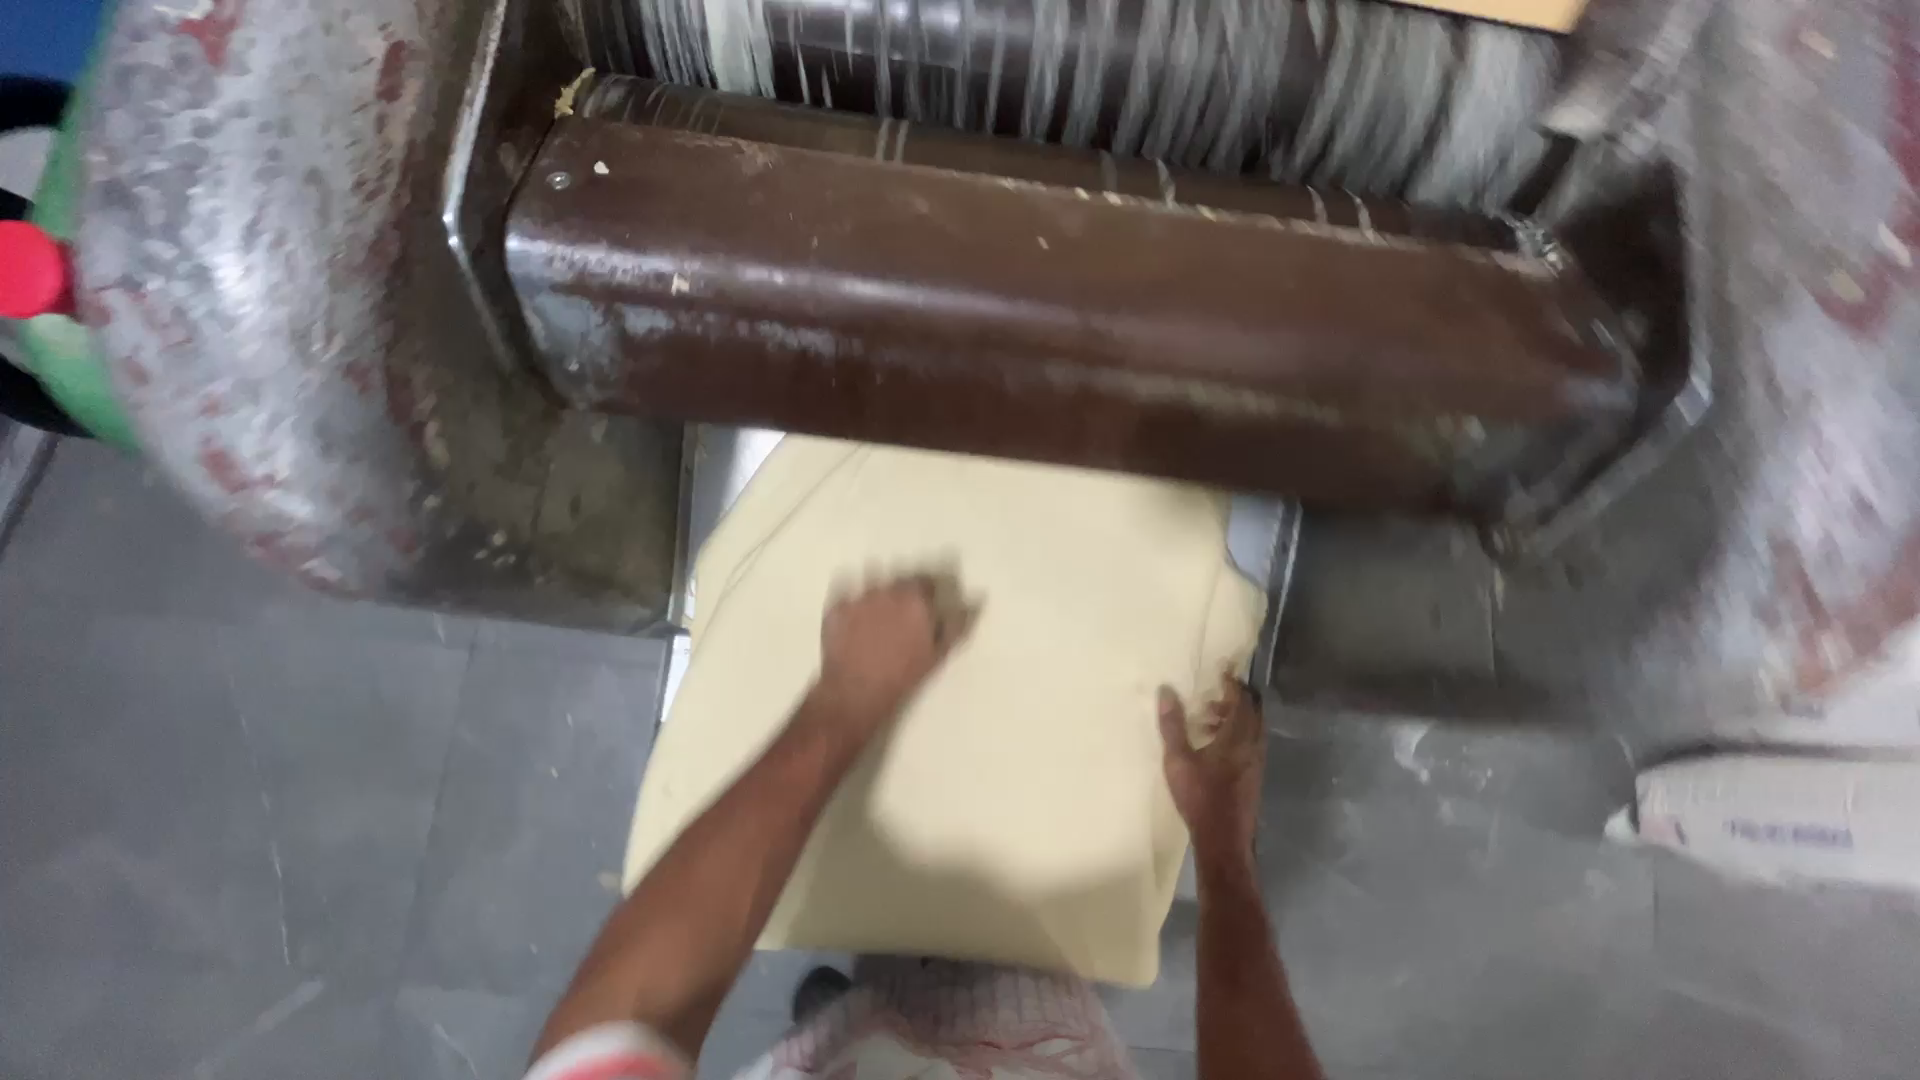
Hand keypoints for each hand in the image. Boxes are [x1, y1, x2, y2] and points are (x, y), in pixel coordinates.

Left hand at [814, 572, 976, 741]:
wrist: (856, 692)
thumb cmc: (903, 676)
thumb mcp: (938, 653)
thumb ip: (958, 624)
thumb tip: (976, 600)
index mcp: (915, 599)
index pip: (925, 580)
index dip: (927, 592)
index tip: (925, 605)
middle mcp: (887, 589)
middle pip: (898, 578)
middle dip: (902, 590)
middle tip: (900, 613)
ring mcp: (858, 594)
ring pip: (871, 577)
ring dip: (877, 587)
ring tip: (875, 611)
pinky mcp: (835, 605)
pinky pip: (845, 588)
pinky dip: (850, 594)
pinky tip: (853, 612)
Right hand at [1158, 673, 1265, 867]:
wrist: (1224, 839)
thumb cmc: (1200, 796)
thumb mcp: (1178, 759)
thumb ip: (1172, 724)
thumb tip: (1167, 690)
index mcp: (1239, 736)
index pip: (1242, 699)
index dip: (1232, 683)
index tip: (1220, 671)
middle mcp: (1254, 745)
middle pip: (1253, 711)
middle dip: (1234, 699)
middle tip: (1211, 695)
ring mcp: (1257, 762)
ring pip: (1252, 729)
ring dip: (1233, 718)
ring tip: (1205, 721)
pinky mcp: (1254, 776)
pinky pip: (1249, 743)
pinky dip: (1235, 735)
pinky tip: (1212, 747)